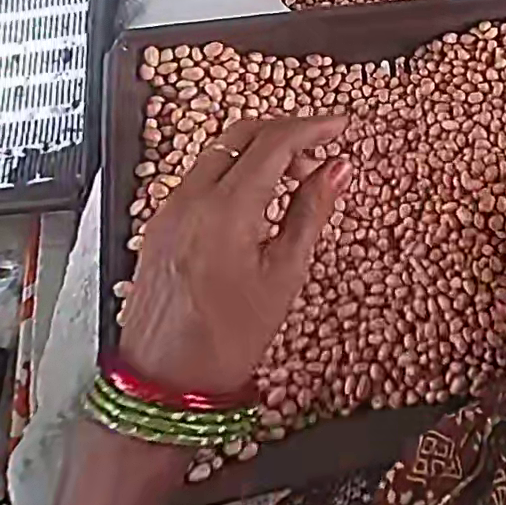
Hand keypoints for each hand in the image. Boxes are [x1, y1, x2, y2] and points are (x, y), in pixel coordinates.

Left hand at [117, 116, 351, 396]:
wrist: (164, 379)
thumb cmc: (232, 333)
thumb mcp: (285, 271)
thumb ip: (312, 210)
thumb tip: (340, 168)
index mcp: (225, 210)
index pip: (274, 143)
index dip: (314, 126)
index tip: (343, 125)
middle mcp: (190, 198)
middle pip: (242, 134)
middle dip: (289, 131)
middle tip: (325, 149)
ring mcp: (170, 208)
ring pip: (222, 151)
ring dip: (265, 150)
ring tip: (302, 178)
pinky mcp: (162, 221)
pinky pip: (206, 175)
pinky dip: (241, 170)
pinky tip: (266, 196)